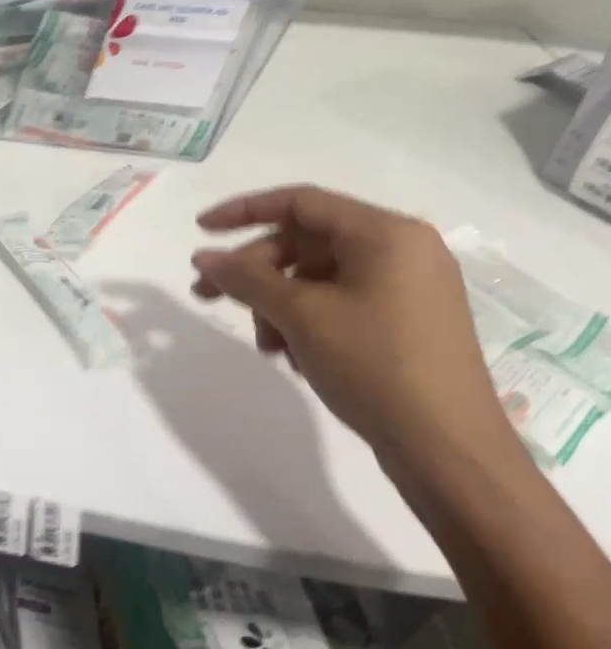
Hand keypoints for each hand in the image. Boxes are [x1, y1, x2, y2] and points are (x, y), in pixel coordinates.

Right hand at [189, 185, 504, 453]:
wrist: (447, 446)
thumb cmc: (374, 363)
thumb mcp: (298, 314)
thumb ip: (244, 277)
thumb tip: (203, 257)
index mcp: (386, 235)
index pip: (299, 203)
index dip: (242, 211)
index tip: (200, 231)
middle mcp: (402, 251)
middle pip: (304, 241)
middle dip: (253, 269)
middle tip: (209, 295)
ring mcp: (408, 287)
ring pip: (315, 275)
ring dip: (274, 301)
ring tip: (261, 340)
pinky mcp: (406, 320)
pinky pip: (338, 300)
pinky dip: (303, 317)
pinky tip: (289, 352)